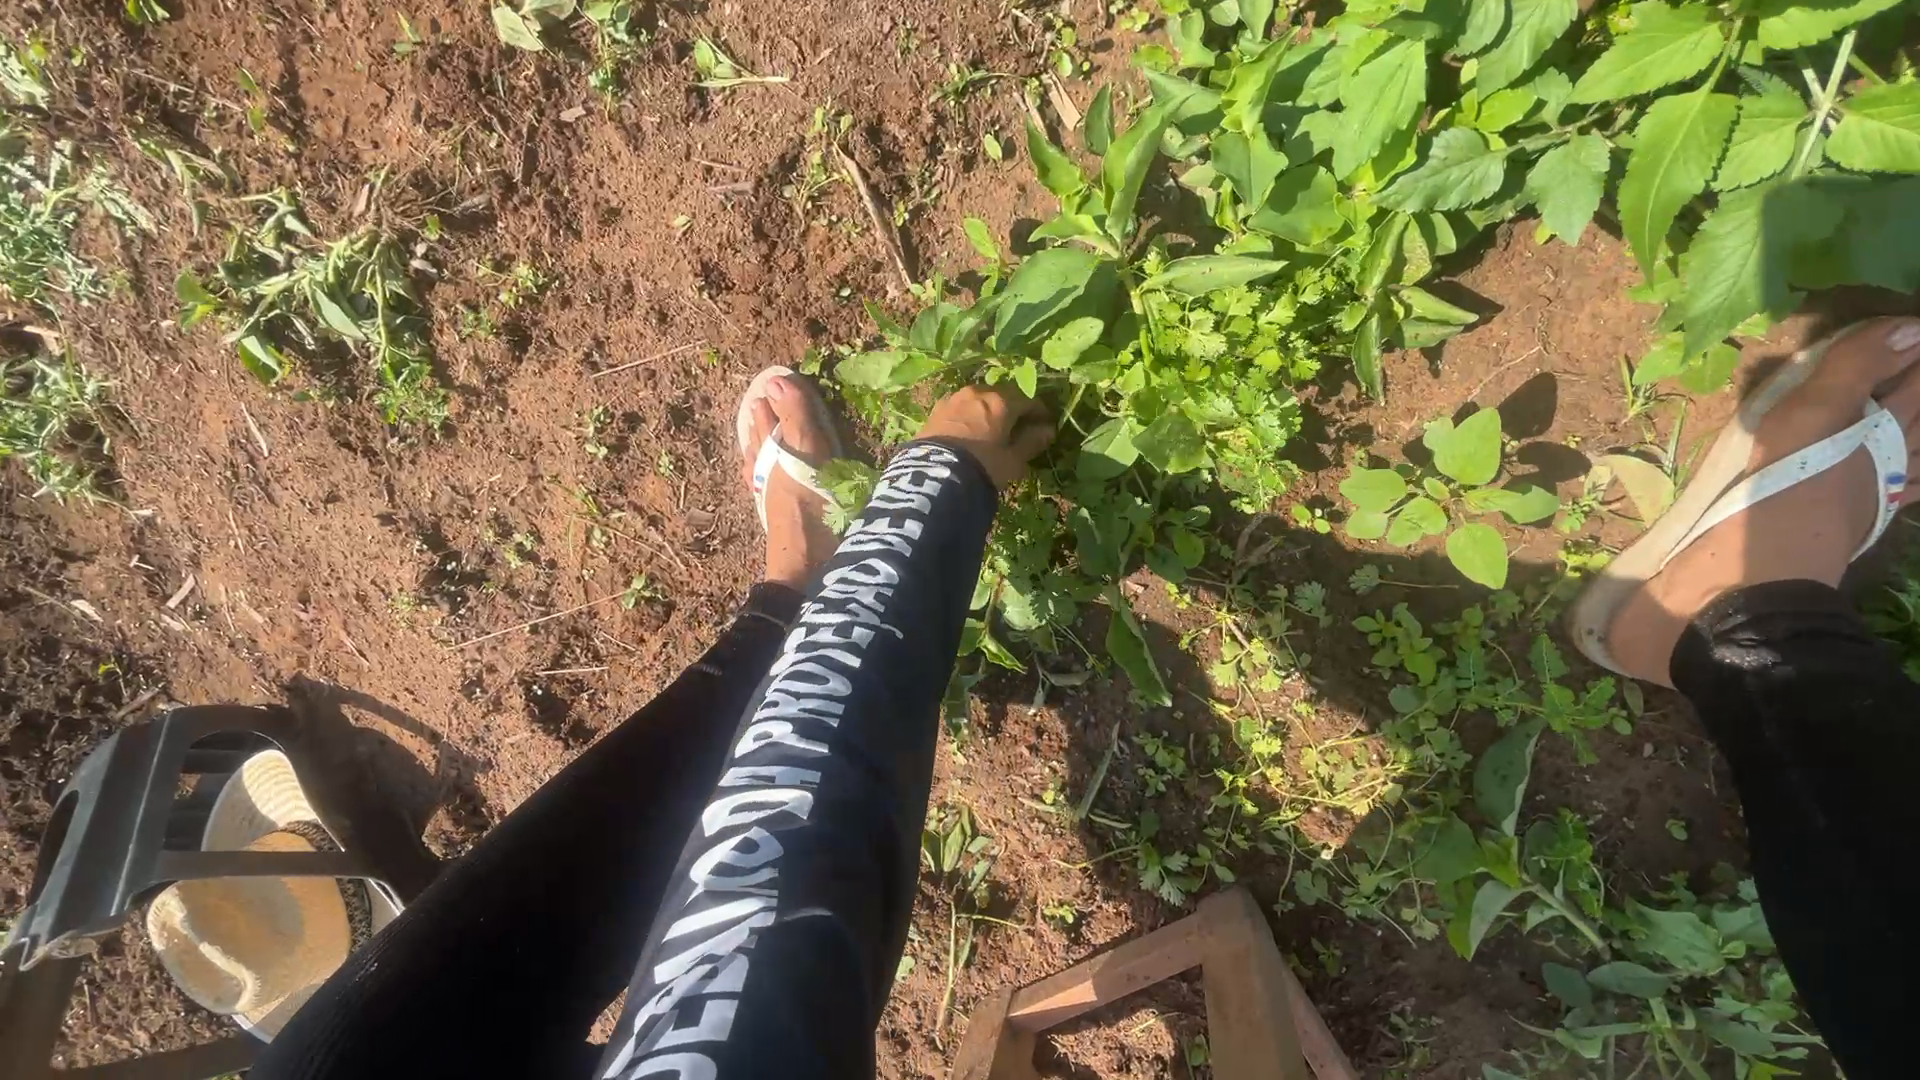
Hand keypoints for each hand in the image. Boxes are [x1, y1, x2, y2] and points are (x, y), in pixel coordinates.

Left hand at [917, 385, 1053, 487]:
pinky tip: (970, 432)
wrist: (934, 475)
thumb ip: (1031, 442)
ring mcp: (954, 399)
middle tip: (1018, 428)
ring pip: (979, 400)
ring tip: (993, 430)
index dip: (1040, 413)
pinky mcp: (936, 410)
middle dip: (1013, 410)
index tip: (1045, 426)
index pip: (1029, 401)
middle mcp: (978, 392)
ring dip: (989, 412)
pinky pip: (961, 409)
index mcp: (1001, 401)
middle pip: (1002, 396)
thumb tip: (1047, 430)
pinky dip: (970, 417)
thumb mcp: (1012, 460)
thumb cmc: (982, 466)